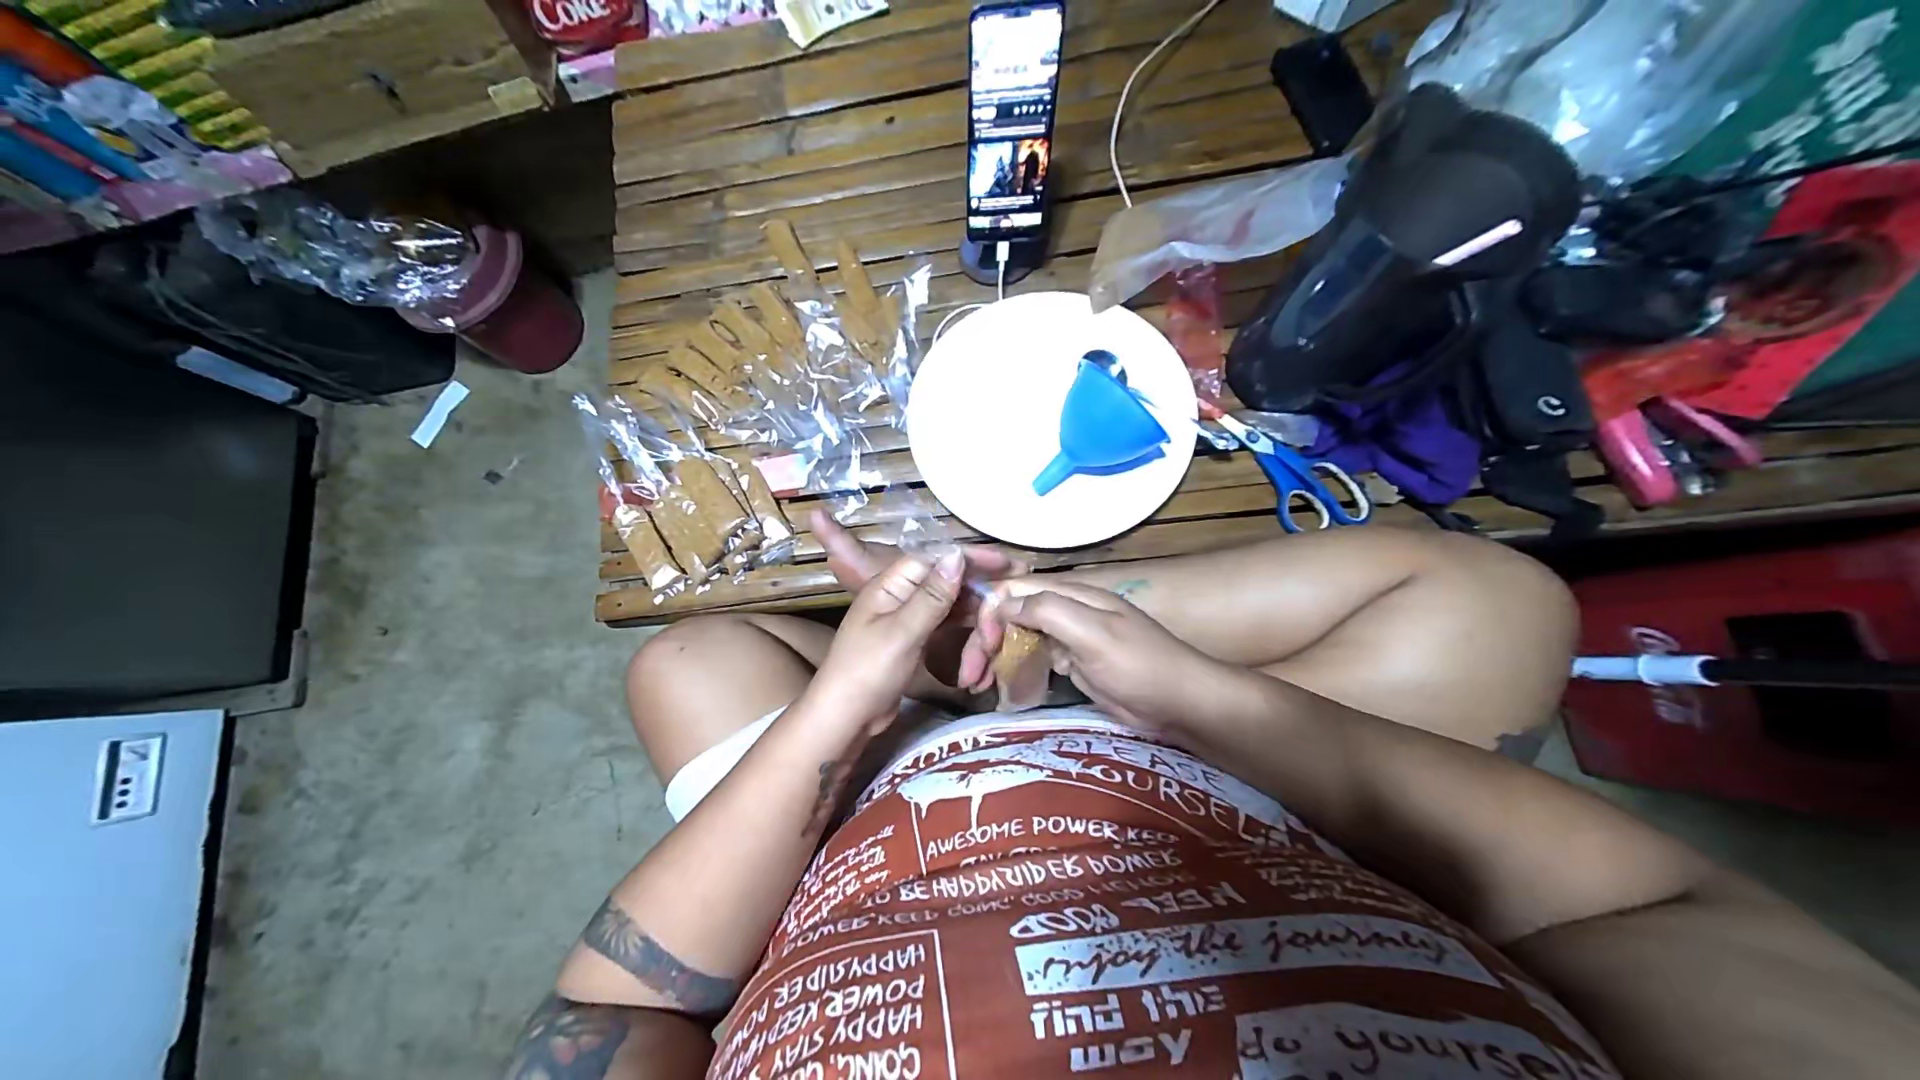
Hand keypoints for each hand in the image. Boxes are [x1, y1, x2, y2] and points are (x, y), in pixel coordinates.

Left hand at [811, 509, 1026, 691]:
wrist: (844, 720)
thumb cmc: (867, 672)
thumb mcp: (902, 632)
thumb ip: (932, 595)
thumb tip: (957, 553)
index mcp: (891, 585)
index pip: (937, 559)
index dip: (972, 558)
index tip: (1006, 563)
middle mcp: (900, 597)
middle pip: (949, 585)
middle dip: (980, 598)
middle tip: (1009, 610)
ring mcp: (909, 621)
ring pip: (953, 610)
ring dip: (975, 627)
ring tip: (992, 648)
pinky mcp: (915, 643)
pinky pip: (948, 632)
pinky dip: (965, 642)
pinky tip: (980, 659)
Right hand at [996, 581, 1244, 740]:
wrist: (1182, 704)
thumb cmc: (1139, 666)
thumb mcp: (1094, 634)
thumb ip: (1049, 611)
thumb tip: (1003, 602)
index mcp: (1071, 595)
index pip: (1015, 589)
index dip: (991, 612)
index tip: (982, 646)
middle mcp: (1066, 611)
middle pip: (1012, 613)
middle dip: (985, 639)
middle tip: (969, 676)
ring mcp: (1070, 638)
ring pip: (1019, 636)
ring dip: (995, 656)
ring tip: (976, 684)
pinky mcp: (1073, 663)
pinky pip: (1034, 658)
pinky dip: (1014, 669)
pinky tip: (1000, 686)